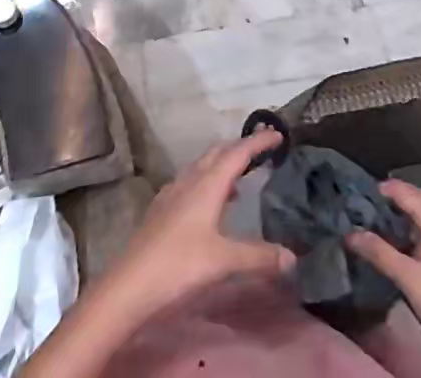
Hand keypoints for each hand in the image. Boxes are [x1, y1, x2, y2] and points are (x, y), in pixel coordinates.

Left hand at [101, 128, 295, 320]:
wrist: (128, 286)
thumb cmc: (179, 266)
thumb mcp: (224, 261)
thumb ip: (259, 257)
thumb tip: (292, 257)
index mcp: (207, 185)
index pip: (237, 153)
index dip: (258, 141)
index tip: (278, 134)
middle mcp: (189, 181)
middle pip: (217, 153)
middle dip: (240, 147)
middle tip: (261, 151)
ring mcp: (172, 194)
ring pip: (201, 167)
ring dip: (222, 164)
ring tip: (241, 179)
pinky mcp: (161, 210)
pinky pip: (189, 183)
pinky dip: (206, 182)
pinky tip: (210, 205)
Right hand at [347, 180, 420, 377]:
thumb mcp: (409, 279)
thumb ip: (379, 252)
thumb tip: (351, 233)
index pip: (411, 193)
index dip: (389, 188)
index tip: (366, 190)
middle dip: (400, 199)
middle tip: (372, 206)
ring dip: (412, 216)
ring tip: (388, 224)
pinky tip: (414, 248)